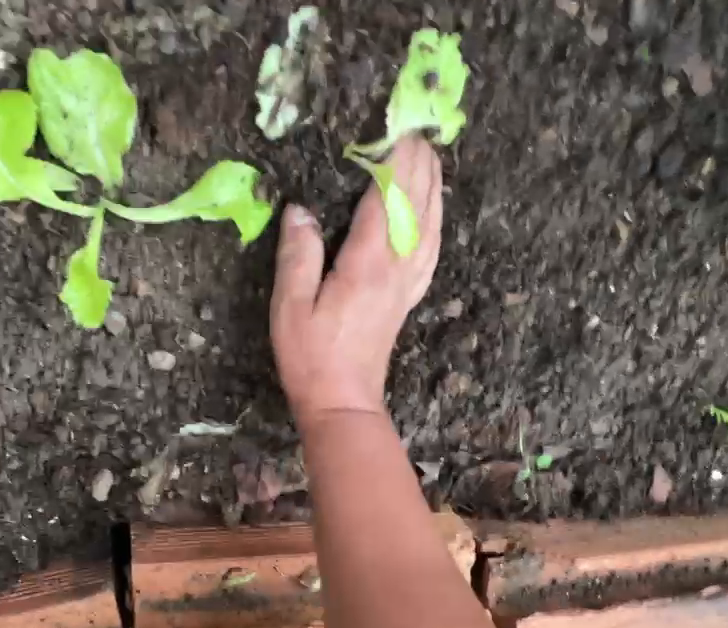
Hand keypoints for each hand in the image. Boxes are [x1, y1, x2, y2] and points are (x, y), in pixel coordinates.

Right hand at [270, 135, 444, 425]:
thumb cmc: (311, 358)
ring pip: (431, 224)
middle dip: (418, 163)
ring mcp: (407, 284)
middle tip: (415, 128)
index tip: (395, 125)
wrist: (343, 403)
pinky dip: (435, 222)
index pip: (388, 196)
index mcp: (368, 263)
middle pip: (417, 203)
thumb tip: (299, 211)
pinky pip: (431, 251)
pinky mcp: (407, 299)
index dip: (393, 158)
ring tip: (431, 158)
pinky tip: (434, 213)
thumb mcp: (291, 307)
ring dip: (433, 187)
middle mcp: (396, 268)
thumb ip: (298, 255)